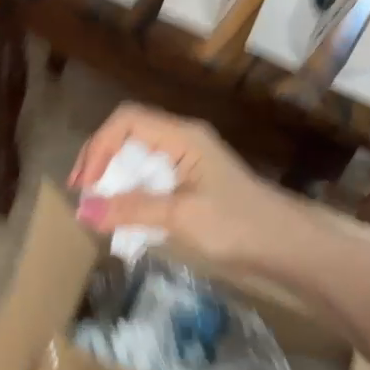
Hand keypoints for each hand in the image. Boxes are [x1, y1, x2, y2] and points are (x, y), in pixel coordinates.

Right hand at [67, 105, 310, 270]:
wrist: (288, 248)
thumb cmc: (237, 226)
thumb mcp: (180, 217)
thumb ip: (131, 210)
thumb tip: (82, 209)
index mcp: (183, 137)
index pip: (126, 121)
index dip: (98, 147)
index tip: (86, 185)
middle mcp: (184, 141)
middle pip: (128, 136)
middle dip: (101, 163)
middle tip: (85, 198)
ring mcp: (189, 163)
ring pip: (138, 159)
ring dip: (115, 181)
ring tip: (100, 211)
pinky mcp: (193, 184)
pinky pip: (152, 179)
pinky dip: (133, 195)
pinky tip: (126, 220)